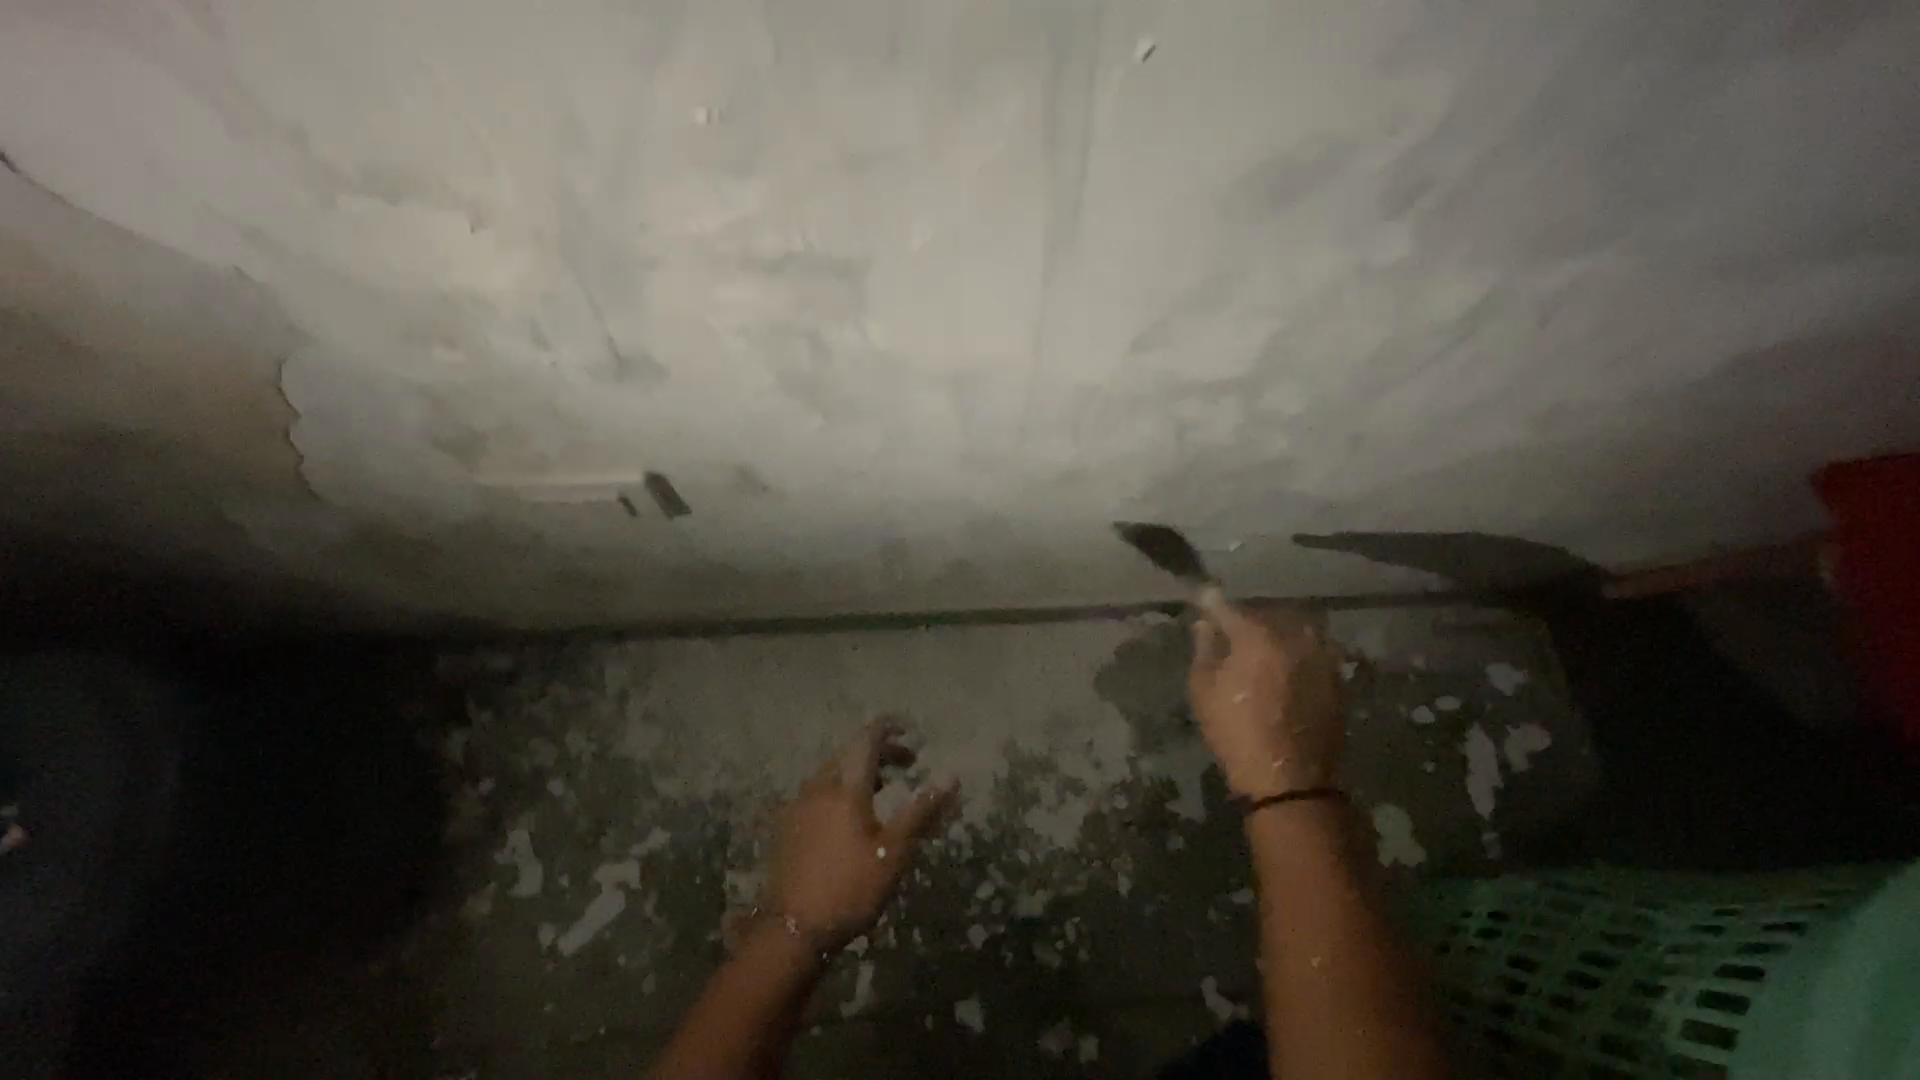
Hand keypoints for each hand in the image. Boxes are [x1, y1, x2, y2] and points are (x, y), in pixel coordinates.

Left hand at [766, 721, 956, 946]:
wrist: (792, 930)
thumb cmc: (850, 888)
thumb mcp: (894, 852)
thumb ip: (922, 812)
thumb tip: (951, 777)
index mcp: (845, 788)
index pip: (867, 740)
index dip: (888, 728)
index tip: (911, 728)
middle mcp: (818, 788)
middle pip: (849, 754)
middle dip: (880, 752)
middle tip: (909, 763)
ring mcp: (799, 807)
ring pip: (832, 773)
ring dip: (860, 771)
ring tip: (885, 787)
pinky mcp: (788, 827)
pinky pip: (819, 792)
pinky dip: (842, 789)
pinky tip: (852, 814)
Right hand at [1187, 592, 1344, 798]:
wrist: (1289, 778)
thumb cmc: (1235, 733)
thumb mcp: (1203, 691)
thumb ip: (1204, 649)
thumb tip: (1205, 624)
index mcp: (1255, 636)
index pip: (1227, 607)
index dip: (1212, 602)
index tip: (1203, 599)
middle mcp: (1292, 636)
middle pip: (1267, 612)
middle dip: (1249, 615)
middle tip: (1234, 626)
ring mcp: (1320, 654)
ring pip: (1297, 626)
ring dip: (1280, 628)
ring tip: (1266, 642)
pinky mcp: (1337, 676)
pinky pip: (1317, 647)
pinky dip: (1301, 648)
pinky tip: (1289, 663)